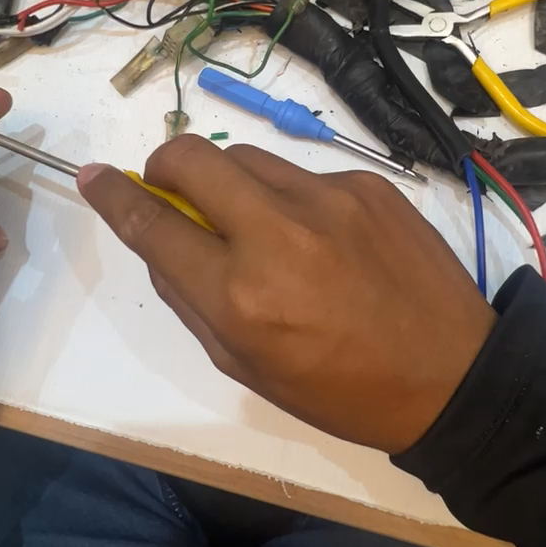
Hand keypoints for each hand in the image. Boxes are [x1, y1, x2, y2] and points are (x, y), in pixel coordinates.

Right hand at [78, 137, 493, 453]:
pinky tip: (320, 237)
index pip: (153, 226)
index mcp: (241, 295)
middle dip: (164, 164)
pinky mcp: (367, 184)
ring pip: (246, 157)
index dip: (113, 196)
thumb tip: (160, 241)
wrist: (453, 375)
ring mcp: (328, 198)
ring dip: (229, 181)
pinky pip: (302, 174)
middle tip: (171, 188)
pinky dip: (289, 197)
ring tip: (256, 223)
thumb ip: (191, 298)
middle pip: (192, 158)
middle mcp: (278, 232)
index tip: (92, 175)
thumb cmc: (339, 389)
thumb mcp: (247, 366)